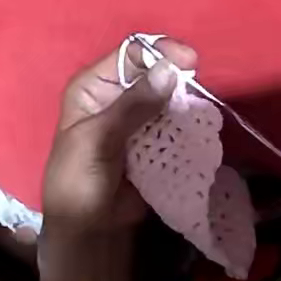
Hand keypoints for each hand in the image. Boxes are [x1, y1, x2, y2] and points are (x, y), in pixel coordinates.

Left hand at [39, 38, 198, 243]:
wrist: (89, 229)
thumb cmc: (79, 181)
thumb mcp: (99, 139)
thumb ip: (133, 105)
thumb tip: (170, 70)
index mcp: (94, 87)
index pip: (131, 54)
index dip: (160, 52)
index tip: (190, 62)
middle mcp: (117, 96)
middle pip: (155, 73)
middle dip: (178, 78)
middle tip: (200, 89)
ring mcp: (138, 118)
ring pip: (169, 98)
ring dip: (185, 103)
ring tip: (201, 112)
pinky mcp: (156, 139)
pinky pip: (176, 122)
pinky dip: (188, 123)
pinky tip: (198, 127)